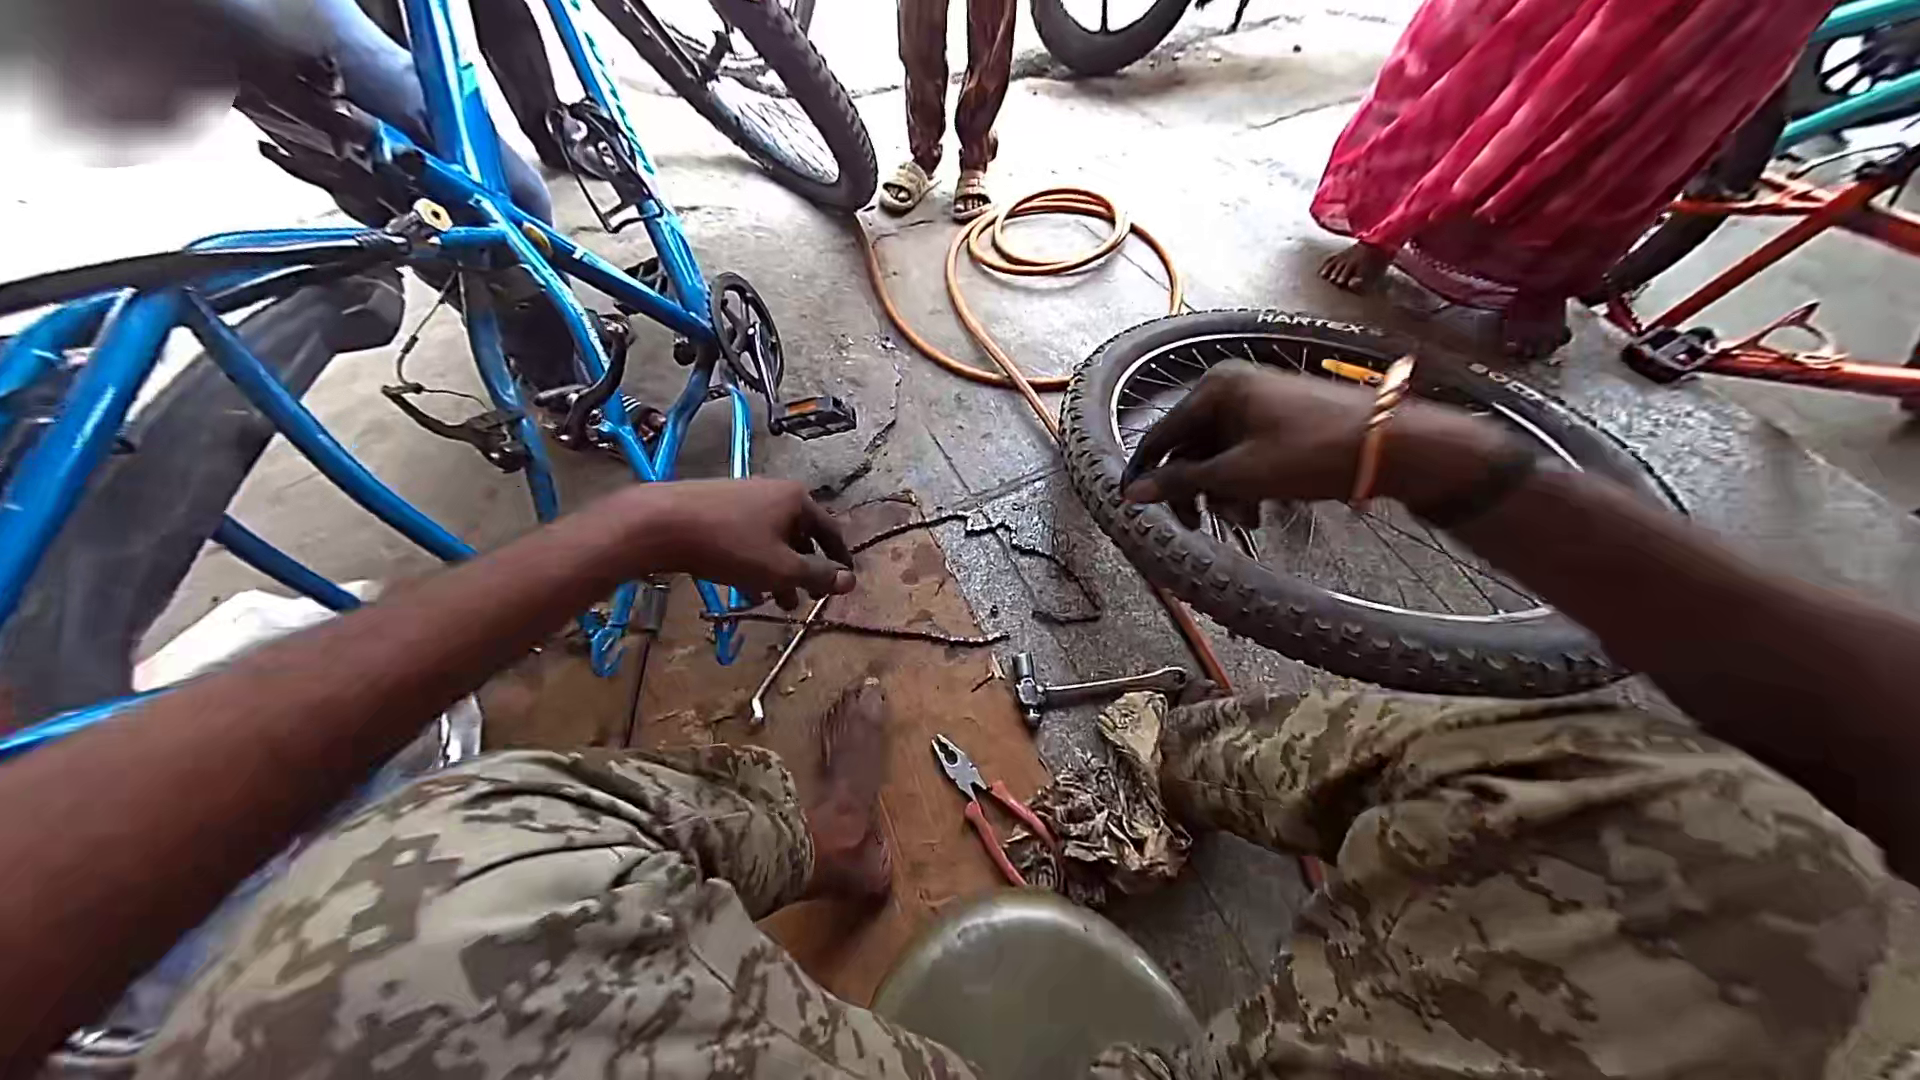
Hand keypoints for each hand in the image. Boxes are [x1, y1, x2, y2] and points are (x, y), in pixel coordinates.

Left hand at [609, 479, 855, 608]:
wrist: (659, 523)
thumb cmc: (729, 545)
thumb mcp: (781, 568)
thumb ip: (818, 575)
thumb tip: (850, 581)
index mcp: (797, 500)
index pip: (831, 532)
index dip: (839, 561)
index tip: (843, 583)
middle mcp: (774, 492)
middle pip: (800, 536)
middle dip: (804, 571)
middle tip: (805, 599)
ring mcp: (744, 497)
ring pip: (772, 540)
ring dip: (778, 571)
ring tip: (774, 601)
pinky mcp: (717, 507)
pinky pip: (747, 537)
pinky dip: (754, 561)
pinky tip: (744, 588)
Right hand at [1121, 361, 1511, 523]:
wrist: (1393, 446)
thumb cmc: (1310, 453)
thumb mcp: (1238, 474)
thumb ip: (1181, 481)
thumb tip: (1131, 494)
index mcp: (1214, 389)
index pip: (1161, 435)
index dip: (1146, 472)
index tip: (1131, 504)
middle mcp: (1229, 387)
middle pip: (1189, 447)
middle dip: (1194, 489)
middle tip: (1197, 524)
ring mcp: (1255, 400)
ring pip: (1215, 454)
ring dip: (1221, 491)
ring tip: (1243, 519)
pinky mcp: (1276, 416)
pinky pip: (1241, 451)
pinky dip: (1242, 481)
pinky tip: (1257, 508)